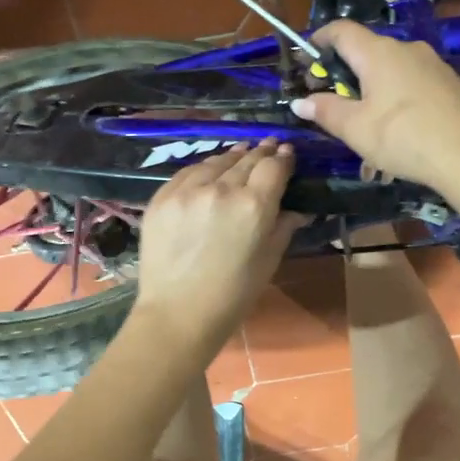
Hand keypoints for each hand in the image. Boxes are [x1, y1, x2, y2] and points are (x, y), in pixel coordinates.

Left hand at [133, 141, 304, 345]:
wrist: (178, 313)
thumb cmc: (232, 295)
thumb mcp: (268, 260)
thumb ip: (283, 227)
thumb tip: (298, 209)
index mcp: (254, 206)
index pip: (274, 167)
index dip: (283, 158)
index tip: (287, 153)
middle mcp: (221, 189)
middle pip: (246, 160)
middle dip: (261, 153)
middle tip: (269, 147)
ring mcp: (188, 191)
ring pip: (216, 162)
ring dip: (232, 157)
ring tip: (242, 153)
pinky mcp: (162, 198)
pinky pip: (187, 173)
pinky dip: (203, 169)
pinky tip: (209, 170)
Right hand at [289, 20, 459, 199]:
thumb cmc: (403, 138)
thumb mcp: (356, 129)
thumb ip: (325, 111)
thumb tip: (299, 101)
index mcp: (378, 52)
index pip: (341, 30)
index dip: (319, 40)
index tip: (306, 61)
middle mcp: (406, 48)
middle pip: (367, 50)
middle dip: (345, 72)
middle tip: (332, 102)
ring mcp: (432, 63)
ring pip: (391, 69)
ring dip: (372, 88)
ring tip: (365, 123)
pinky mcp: (449, 82)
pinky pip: (412, 82)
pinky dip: (396, 97)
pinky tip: (398, 128)